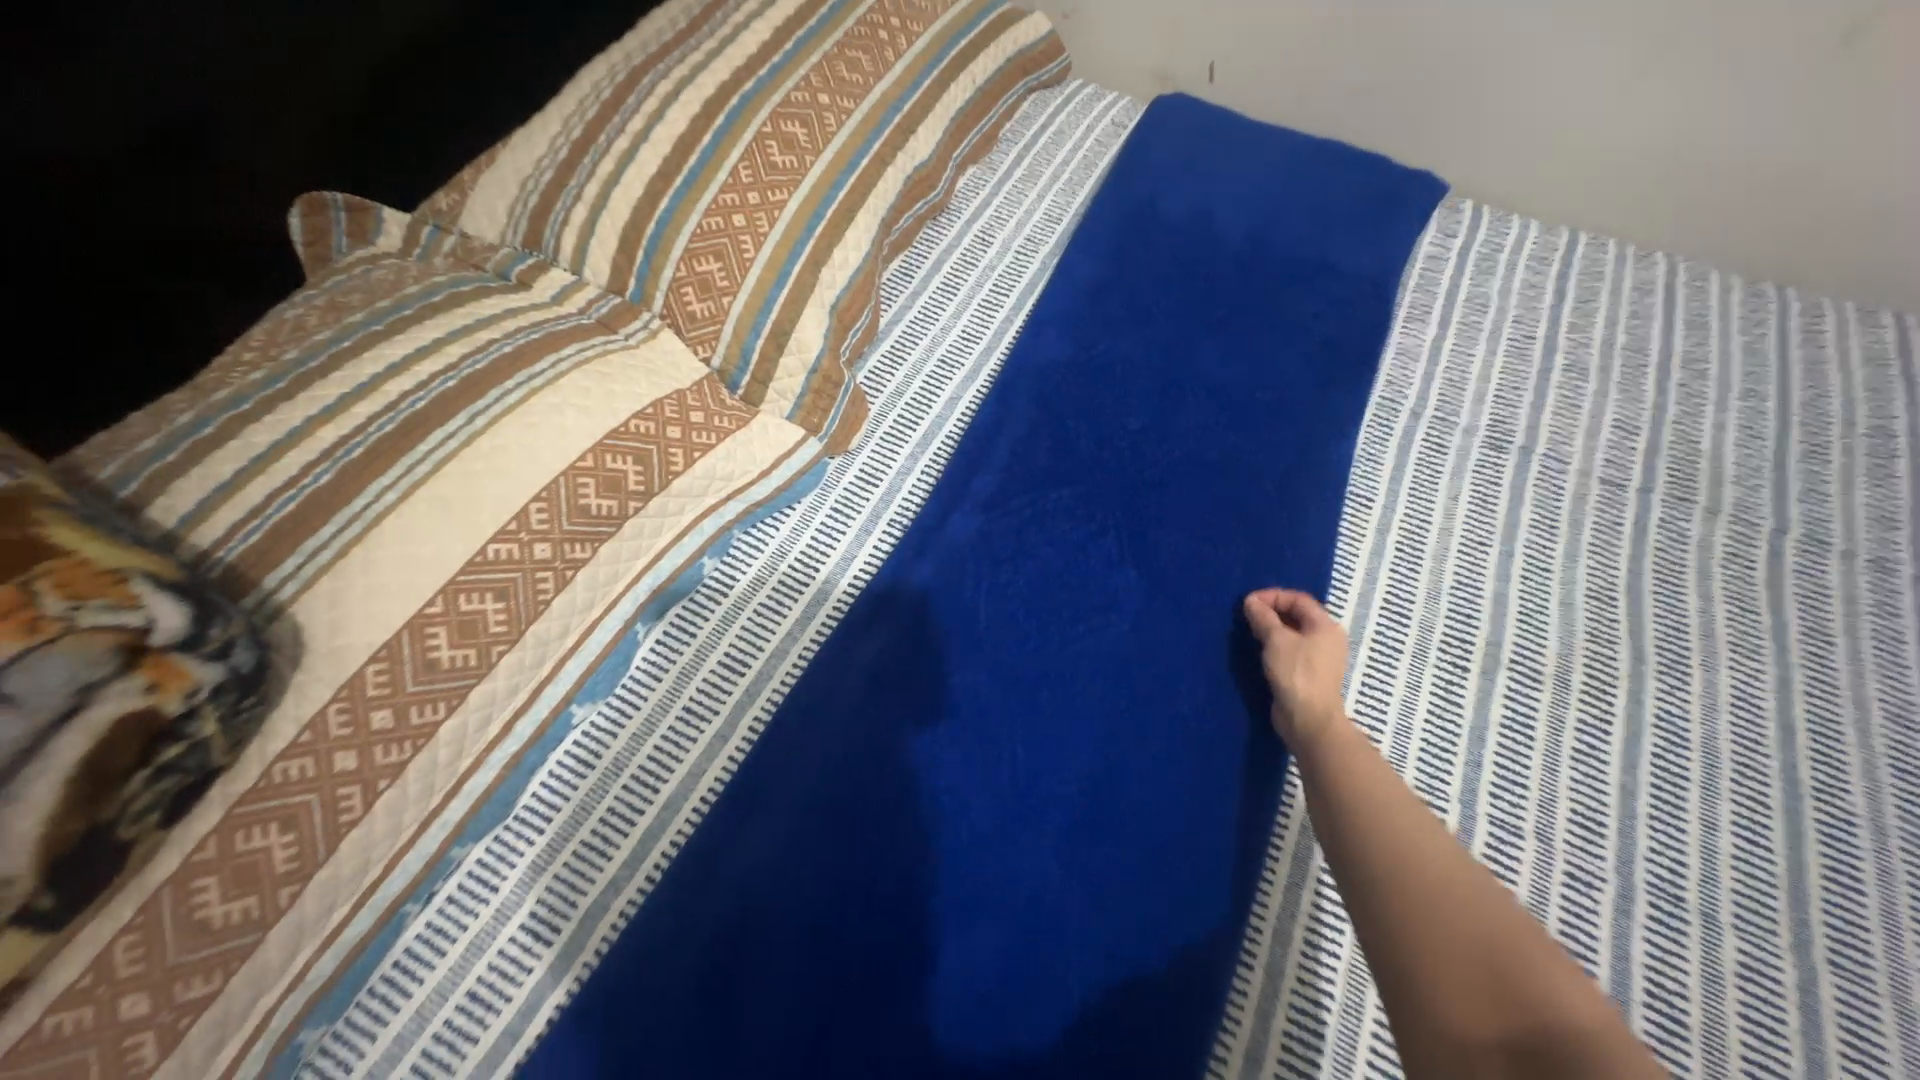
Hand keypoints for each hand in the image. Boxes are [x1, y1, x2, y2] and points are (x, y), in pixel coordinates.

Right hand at [1243, 588, 1349, 751]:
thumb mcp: (1276, 640)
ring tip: (1250, 630)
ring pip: (1293, 633)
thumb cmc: (1295, 674)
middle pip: (1297, 615)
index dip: (1273, 596)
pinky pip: (1291, 650)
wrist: (1308, 719)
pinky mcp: (1308, 673)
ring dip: (1272, 629)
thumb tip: (1251, 601)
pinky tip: (1259, 649)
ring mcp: (1319, 657)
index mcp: (1325, 626)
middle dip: (1271, 611)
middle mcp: (1326, 638)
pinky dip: (1275, 644)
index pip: (1299, 599)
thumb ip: (1263, 617)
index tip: (1248, 602)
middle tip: (1247, 615)